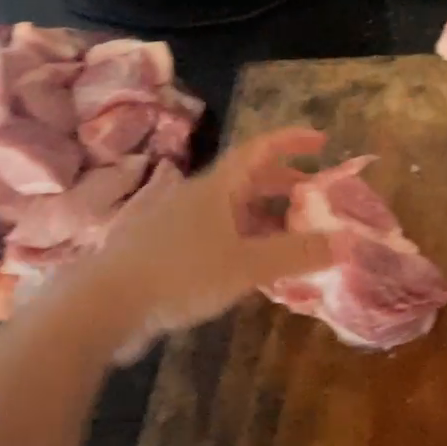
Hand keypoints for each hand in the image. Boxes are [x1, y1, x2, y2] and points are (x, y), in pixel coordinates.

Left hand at [70, 128, 333, 348]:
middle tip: (313, 198)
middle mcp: (197, 196)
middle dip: (284, 185)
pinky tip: (250, 268)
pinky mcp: (163, 251)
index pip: (261, 149)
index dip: (292, 140)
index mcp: (218, 186)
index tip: (322, 140)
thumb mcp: (247, 265)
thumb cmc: (179, 273)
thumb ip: (296, 254)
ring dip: (264, 217)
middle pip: (248, 179)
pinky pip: (215, 234)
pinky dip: (242, 240)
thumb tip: (345, 242)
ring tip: (289, 238)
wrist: (101, 304)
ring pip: (231, 209)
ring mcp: (176, 223)